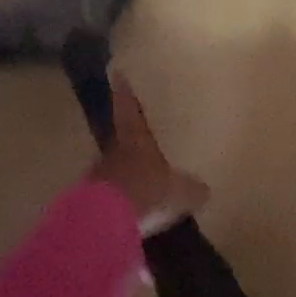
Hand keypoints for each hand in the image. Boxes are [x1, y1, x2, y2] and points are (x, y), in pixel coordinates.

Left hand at [91, 74, 210, 234]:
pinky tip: (128, 202)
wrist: (103, 224)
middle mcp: (115, 149)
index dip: (125, 90)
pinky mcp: (90, 200)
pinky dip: (117, 193)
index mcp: (135, 136)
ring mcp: (99, 174)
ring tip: (137, 170)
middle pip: (120, 134)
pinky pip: (108, 191)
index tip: (119, 72)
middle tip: (140, 128)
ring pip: (113, 163)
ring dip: (123, 166)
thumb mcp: (180, 191)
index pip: (128, 107)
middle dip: (129, 133)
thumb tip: (205, 188)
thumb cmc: (145, 191)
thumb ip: (192, 188)